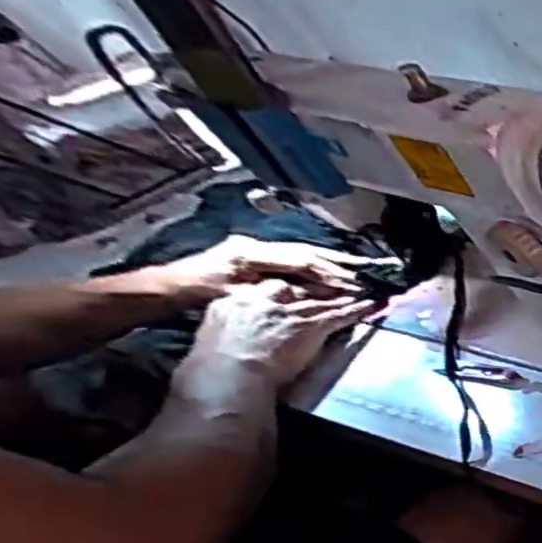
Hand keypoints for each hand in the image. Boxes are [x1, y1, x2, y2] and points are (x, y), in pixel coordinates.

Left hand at [157, 236, 385, 303]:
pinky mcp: (259, 257)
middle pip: (308, 252)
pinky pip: (298, 260)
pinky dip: (321, 267)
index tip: (357, 285)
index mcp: (251, 252)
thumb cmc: (201, 293)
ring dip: (335, 264)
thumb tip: (317, 293)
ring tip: (363, 270)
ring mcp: (257, 249)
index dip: (332, 273)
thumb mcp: (239, 296)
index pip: (302, 260)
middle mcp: (257, 245)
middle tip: (372, 271)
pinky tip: (338, 274)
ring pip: (305, 254)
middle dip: (341, 264)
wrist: (170, 287)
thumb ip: (279, 292)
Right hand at [178, 280, 380, 396]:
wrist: (231, 374)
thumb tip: (246, 329)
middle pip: (294, 290)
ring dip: (341, 299)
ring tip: (362, 293)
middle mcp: (262, 302)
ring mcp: (287, 313)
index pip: (264, 289)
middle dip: (316, 290)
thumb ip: (233, 323)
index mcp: (233, 302)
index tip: (297, 294)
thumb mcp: (216, 333)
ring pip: (320, 302)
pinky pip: (337, 315)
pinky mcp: (308, 327)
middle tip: (337, 288)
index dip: (285, 292)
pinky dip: (356, 311)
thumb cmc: (217, 364)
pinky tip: (371, 306)